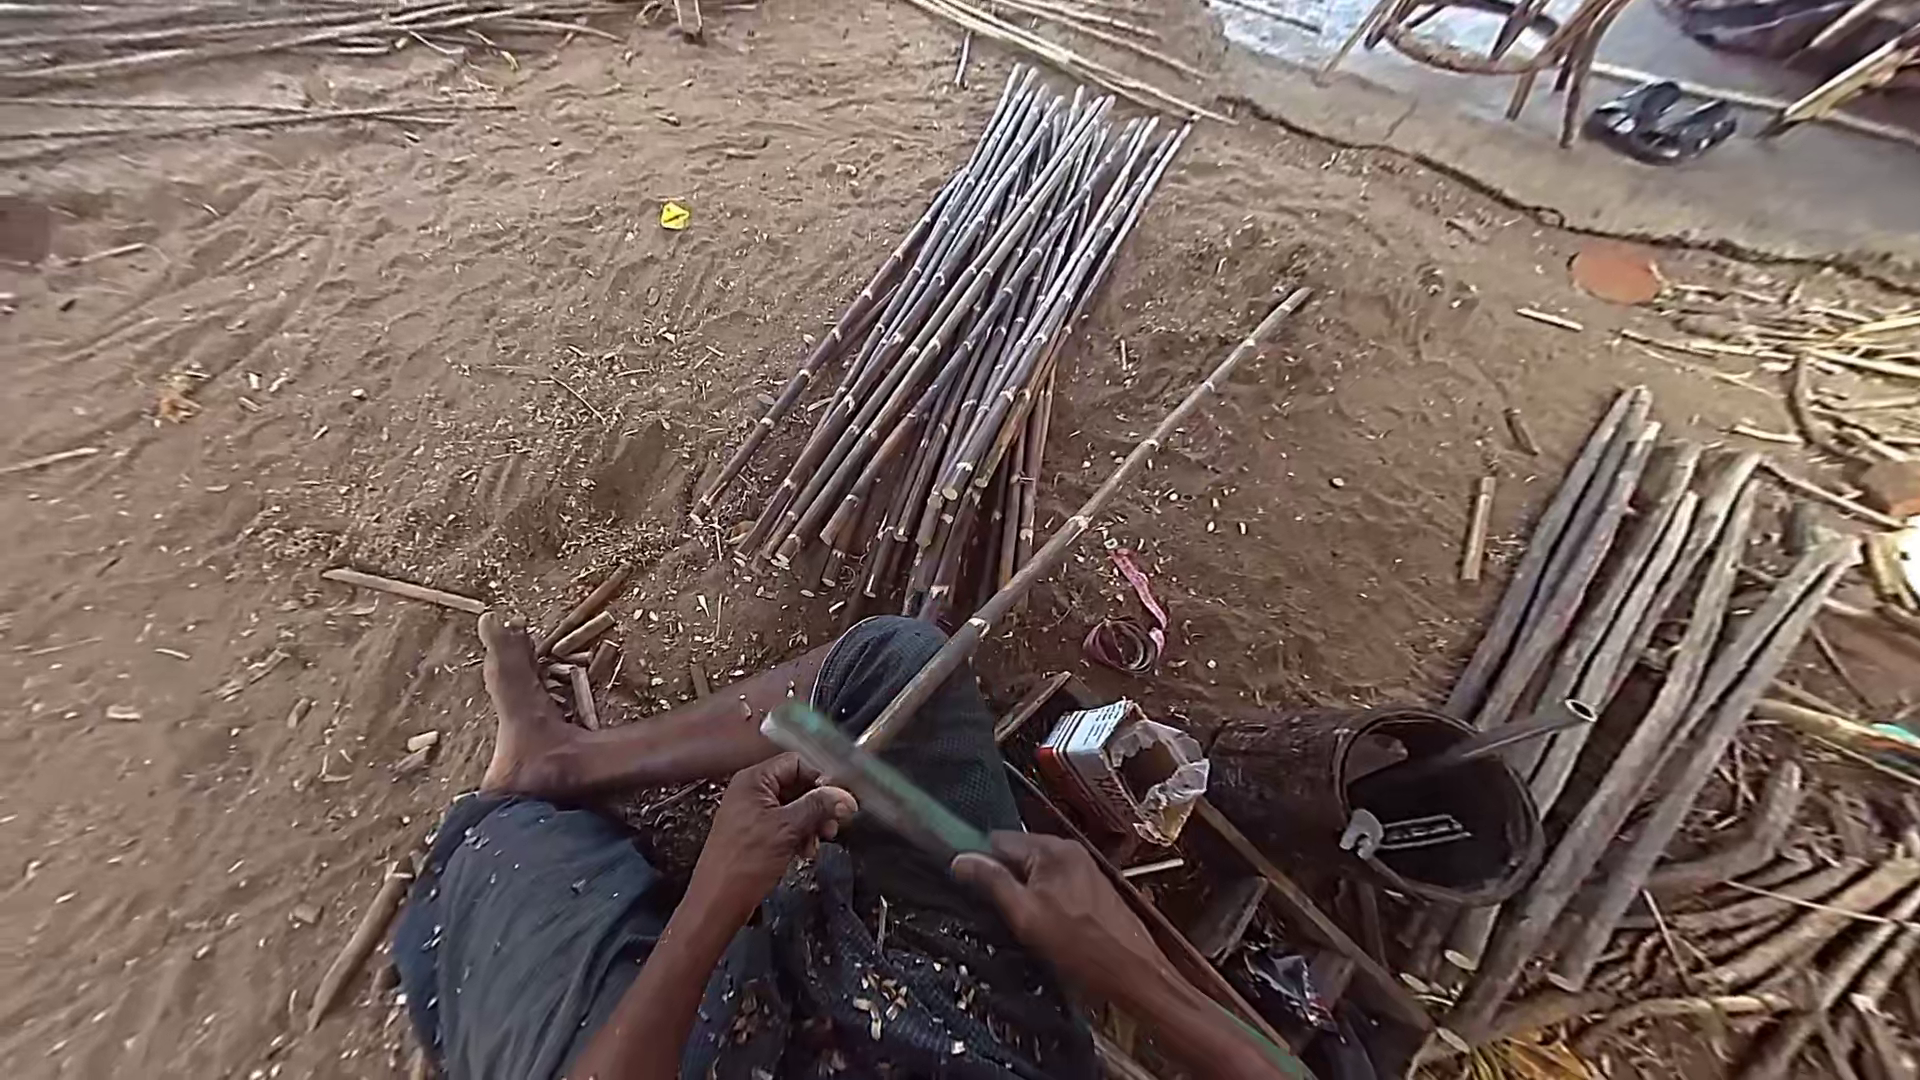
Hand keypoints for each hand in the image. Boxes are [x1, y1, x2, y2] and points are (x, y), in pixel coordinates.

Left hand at [687, 753, 856, 924]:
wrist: (716, 905)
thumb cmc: (745, 862)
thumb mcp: (788, 828)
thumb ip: (819, 806)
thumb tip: (846, 797)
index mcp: (754, 780)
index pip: (796, 763)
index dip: (819, 778)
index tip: (838, 797)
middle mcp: (752, 791)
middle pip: (797, 784)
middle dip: (818, 804)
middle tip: (834, 822)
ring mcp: (753, 812)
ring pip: (795, 806)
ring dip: (812, 822)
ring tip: (820, 840)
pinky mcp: (755, 833)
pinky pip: (786, 823)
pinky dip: (800, 834)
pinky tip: (806, 850)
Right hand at [951, 831, 1180, 1005]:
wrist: (1136, 975)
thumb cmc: (1081, 947)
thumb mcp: (1026, 917)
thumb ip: (992, 883)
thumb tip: (960, 859)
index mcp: (1051, 848)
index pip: (998, 840)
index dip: (981, 861)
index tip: (971, 886)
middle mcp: (1068, 847)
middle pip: (1019, 853)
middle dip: (1006, 878)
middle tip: (1005, 913)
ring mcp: (1084, 864)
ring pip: (1037, 868)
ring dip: (1026, 889)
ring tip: (1028, 923)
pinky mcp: (1093, 884)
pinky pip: (1056, 880)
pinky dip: (1046, 896)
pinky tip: (1051, 924)